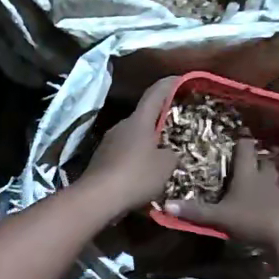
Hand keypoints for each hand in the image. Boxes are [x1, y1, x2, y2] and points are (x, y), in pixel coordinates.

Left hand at [82, 76, 180, 211]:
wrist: (98, 198)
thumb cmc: (136, 176)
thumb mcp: (166, 166)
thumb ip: (172, 154)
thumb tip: (169, 153)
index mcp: (138, 120)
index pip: (155, 93)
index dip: (169, 84)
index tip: (180, 79)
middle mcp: (121, 126)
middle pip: (143, 117)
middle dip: (159, 121)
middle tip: (176, 128)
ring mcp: (108, 143)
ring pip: (132, 137)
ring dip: (146, 144)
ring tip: (161, 156)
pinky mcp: (100, 160)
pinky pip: (123, 154)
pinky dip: (135, 159)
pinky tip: (143, 174)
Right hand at [165, 139, 278, 249]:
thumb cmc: (252, 219)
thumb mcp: (219, 217)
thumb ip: (195, 211)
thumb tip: (165, 204)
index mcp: (247, 175)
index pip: (245, 150)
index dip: (241, 142)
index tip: (238, 137)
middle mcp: (265, 180)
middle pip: (263, 163)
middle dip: (256, 159)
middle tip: (248, 160)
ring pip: (273, 180)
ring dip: (266, 179)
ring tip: (257, 182)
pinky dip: (273, 200)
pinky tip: (267, 206)